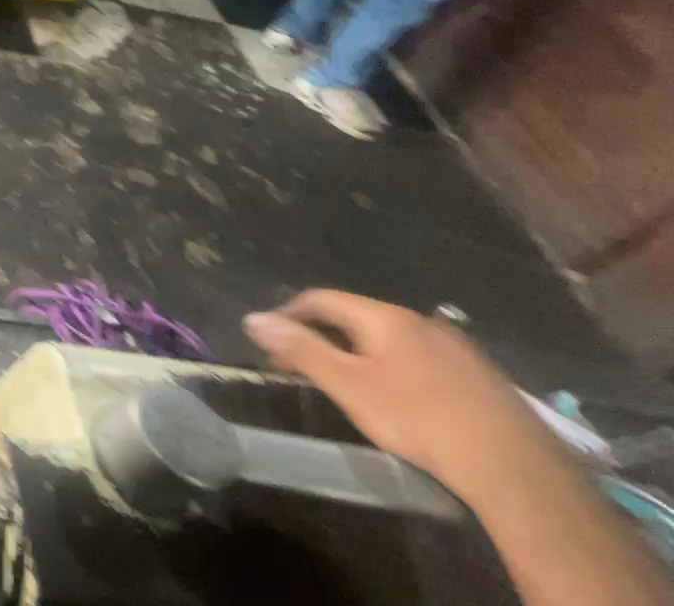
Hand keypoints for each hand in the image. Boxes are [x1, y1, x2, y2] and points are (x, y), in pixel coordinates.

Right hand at [243, 290, 565, 502]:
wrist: (514, 468)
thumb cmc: (418, 419)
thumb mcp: (347, 385)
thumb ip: (300, 349)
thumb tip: (253, 318)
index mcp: (386, 317)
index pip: (321, 299)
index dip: (288, 314)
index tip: (269, 341)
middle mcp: (421, 321)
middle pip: (354, 317)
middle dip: (319, 336)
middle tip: (297, 367)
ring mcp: (456, 347)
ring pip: (388, 338)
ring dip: (355, 351)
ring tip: (342, 382)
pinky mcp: (478, 374)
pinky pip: (418, 356)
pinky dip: (390, 365)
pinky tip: (394, 395)